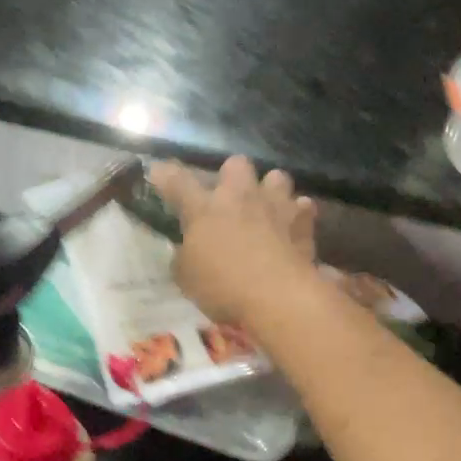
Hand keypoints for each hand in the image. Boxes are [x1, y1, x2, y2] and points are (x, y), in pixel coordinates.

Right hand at [149, 156, 318, 324]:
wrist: (277, 296)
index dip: (165, 175)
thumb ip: (185, 257)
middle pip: (236, 165)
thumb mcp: (187, 279)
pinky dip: (297, 216)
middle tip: (228, 200)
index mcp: (204, 210)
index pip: (178, 182)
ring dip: (269, 191)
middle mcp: (240, 197)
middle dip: (231, 177)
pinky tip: (292, 230)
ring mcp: (275, 204)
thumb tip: (187, 250)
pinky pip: (303, 207)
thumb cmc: (222, 287)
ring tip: (266, 210)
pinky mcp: (303, 221)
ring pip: (276, 177)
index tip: (158, 172)